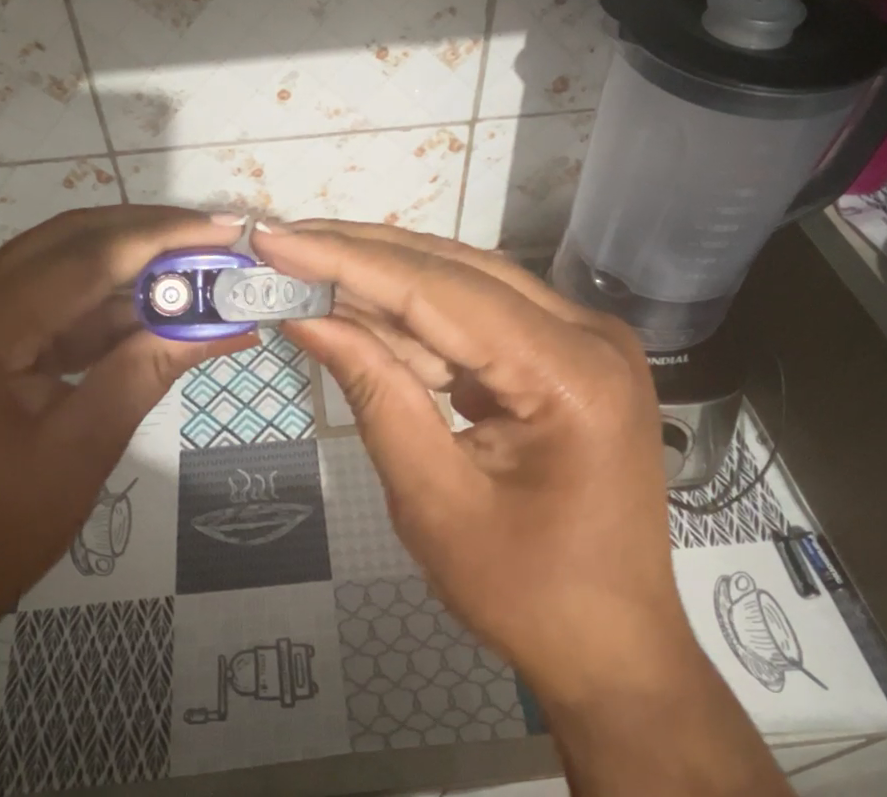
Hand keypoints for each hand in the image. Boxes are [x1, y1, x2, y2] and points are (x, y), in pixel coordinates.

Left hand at [0, 206, 251, 615]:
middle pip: (69, 241)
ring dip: (128, 265)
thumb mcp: (84, 446)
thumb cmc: (1, 526)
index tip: (224, 231)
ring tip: (196, 270)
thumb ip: (147, 369)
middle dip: (146, 234)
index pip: (85, 256)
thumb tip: (222, 322)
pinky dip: (103, 303)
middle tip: (215, 239)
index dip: (162, 238)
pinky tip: (154, 311)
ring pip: (60, 265)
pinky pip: (49, 304)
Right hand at [252, 221, 692, 703]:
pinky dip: (419, 322)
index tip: (275, 238)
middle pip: (457, 272)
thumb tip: (308, 317)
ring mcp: (586, 344)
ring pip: (468, 288)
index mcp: (569, 373)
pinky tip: (360, 312)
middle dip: (363, 256)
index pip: (440, 291)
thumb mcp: (431, 499)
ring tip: (306, 269)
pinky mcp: (570, 361)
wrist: (611, 650)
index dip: (348, 259)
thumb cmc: (526, 594)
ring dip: (386, 284)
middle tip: (282, 241)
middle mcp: (589, 335)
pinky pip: (483, 323)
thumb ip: (374, 393)